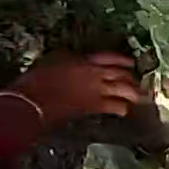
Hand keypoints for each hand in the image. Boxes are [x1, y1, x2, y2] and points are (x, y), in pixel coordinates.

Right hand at [8, 52, 143, 124]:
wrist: (31, 100)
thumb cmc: (34, 80)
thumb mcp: (52, 61)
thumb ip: (70, 60)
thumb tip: (77, 60)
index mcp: (84, 60)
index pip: (110, 57)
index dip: (123, 59)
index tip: (131, 62)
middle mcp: (95, 73)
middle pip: (122, 74)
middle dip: (132, 79)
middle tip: (137, 83)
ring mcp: (97, 89)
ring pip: (124, 89)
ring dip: (133, 94)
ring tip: (138, 97)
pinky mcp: (95, 105)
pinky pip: (115, 106)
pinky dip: (122, 108)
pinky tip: (124, 111)